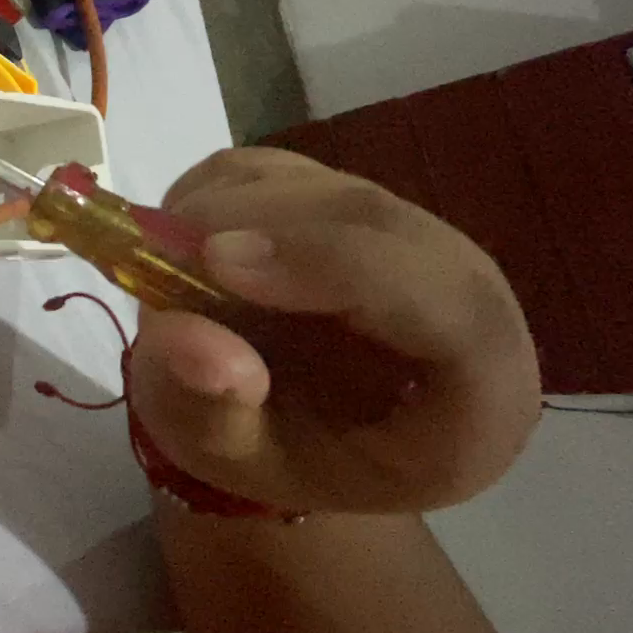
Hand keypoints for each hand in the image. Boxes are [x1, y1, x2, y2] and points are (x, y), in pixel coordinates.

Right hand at [128, 148, 540, 513]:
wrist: (272, 419)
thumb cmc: (269, 453)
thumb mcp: (230, 461)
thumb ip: (212, 413)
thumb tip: (189, 341)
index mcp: (472, 390)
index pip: (452, 306)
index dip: (337, 267)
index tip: (217, 263)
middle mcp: (458, 296)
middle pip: (376, 224)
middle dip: (255, 225)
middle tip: (160, 249)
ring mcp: (395, 235)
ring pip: (318, 185)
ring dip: (223, 207)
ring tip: (163, 260)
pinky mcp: (331, 200)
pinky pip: (273, 170)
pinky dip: (210, 192)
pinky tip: (182, 242)